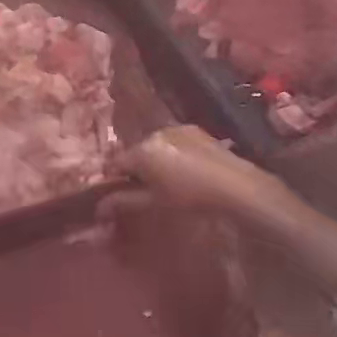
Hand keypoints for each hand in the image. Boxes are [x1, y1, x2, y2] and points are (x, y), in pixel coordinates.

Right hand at [120, 125, 297, 220]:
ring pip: (154, 146)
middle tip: (146, 190)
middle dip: (136, 168)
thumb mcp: (154, 202)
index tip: (120, 193)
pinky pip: (173, 142)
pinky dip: (172, 153)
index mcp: (141, 150)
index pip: (115, 163)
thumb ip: (124, 201)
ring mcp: (176, 129)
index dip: (114, 179)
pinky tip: (186, 171)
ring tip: (169, 180)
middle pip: (135, 152)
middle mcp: (155, 134)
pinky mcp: (195, 131)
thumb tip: (99, 207)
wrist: (237, 187)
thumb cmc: (190, 197)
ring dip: (155, 160)